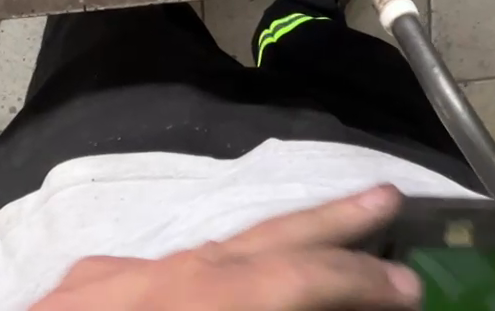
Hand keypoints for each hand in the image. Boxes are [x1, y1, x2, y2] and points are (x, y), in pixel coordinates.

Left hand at [29, 184, 422, 310]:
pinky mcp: (83, 285)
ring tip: (316, 237)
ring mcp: (114, 274)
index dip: (356, 280)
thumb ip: (260, 295)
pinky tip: (218, 285)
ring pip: (211, 248)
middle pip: (260, 239)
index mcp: (193, 301)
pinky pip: (159, 270)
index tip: (410, 287)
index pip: (292, 277)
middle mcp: (157, 275)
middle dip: (328, 220)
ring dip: (269, 244)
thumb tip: (305, 293)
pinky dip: (203, 274)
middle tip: (386, 195)